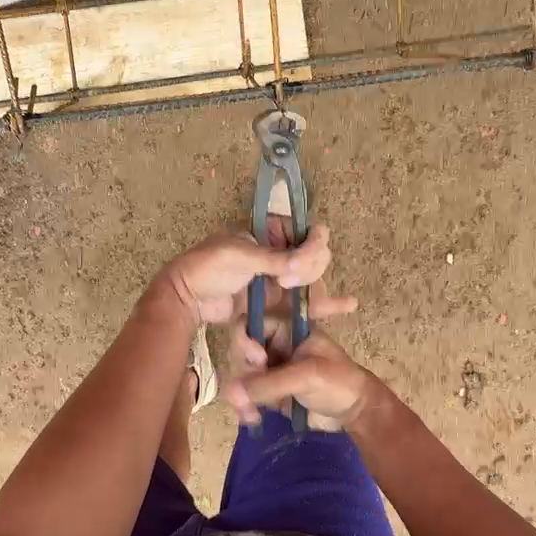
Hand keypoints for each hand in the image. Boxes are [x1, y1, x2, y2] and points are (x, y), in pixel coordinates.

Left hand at [156, 225, 334, 324]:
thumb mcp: (241, 257)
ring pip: (311, 279)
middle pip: (314, 256)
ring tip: (325, 300)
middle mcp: (278, 251)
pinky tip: (348, 304)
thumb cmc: (208, 267)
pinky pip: (301, 300)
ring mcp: (278, 276)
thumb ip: (275, 259)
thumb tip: (305, 264)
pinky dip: (323, 303)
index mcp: (269, 231)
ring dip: (319, 288)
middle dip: (311, 270)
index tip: (298, 264)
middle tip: (287, 282)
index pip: (307, 232)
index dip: (311, 247)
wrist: (186, 297)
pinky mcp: (275, 300)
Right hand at [223, 332, 382, 426]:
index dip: (245, 341)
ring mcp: (270, 369)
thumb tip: (231, 392)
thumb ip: (270, 382)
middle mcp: (273, 345)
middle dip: (243, 373)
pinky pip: (247, 395)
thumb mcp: (307, 376)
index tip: (258, 361)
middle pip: (240, 352)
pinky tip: (252, 418)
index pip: (250, 324)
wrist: (355, 412)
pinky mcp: (269, 391)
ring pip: (240, 375)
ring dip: (240, 395)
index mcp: (286, 329)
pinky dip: (245, 406)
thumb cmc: (338, 382)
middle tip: (252, 389)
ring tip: (249, 413)